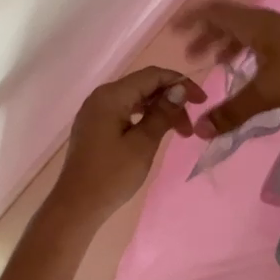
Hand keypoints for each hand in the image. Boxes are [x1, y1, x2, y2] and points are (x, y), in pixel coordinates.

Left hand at [51, 67, 206, 221]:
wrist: (77, 204)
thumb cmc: (112, 174)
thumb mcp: (143, 143)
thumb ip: (162, 114)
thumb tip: (178, 89)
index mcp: (111, 95)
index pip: (152, 75)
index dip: (180, 83)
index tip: (202, 101)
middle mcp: (100, 97)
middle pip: (143, 86)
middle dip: (170, 100)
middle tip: (189, 128)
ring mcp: (95, 112)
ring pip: (134, 100)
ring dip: (159, 111)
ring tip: (179, 133)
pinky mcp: (94, 127)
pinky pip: (124, 112)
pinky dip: (143, 118)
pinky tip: (156, 133)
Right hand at [174, 0, 279, 138]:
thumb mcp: (266, 93)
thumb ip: (232, 112)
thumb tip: (199, 130)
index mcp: (252, 25)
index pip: (213, 13)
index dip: (191, 19)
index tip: (173, 30)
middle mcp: (264, 22)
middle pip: (226, 21)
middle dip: (205, 36)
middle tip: (190, 56)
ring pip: (243, 30)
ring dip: (224, 43)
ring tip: (214, 63)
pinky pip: (258, 39)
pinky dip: (243, 50)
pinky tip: (246, 69)